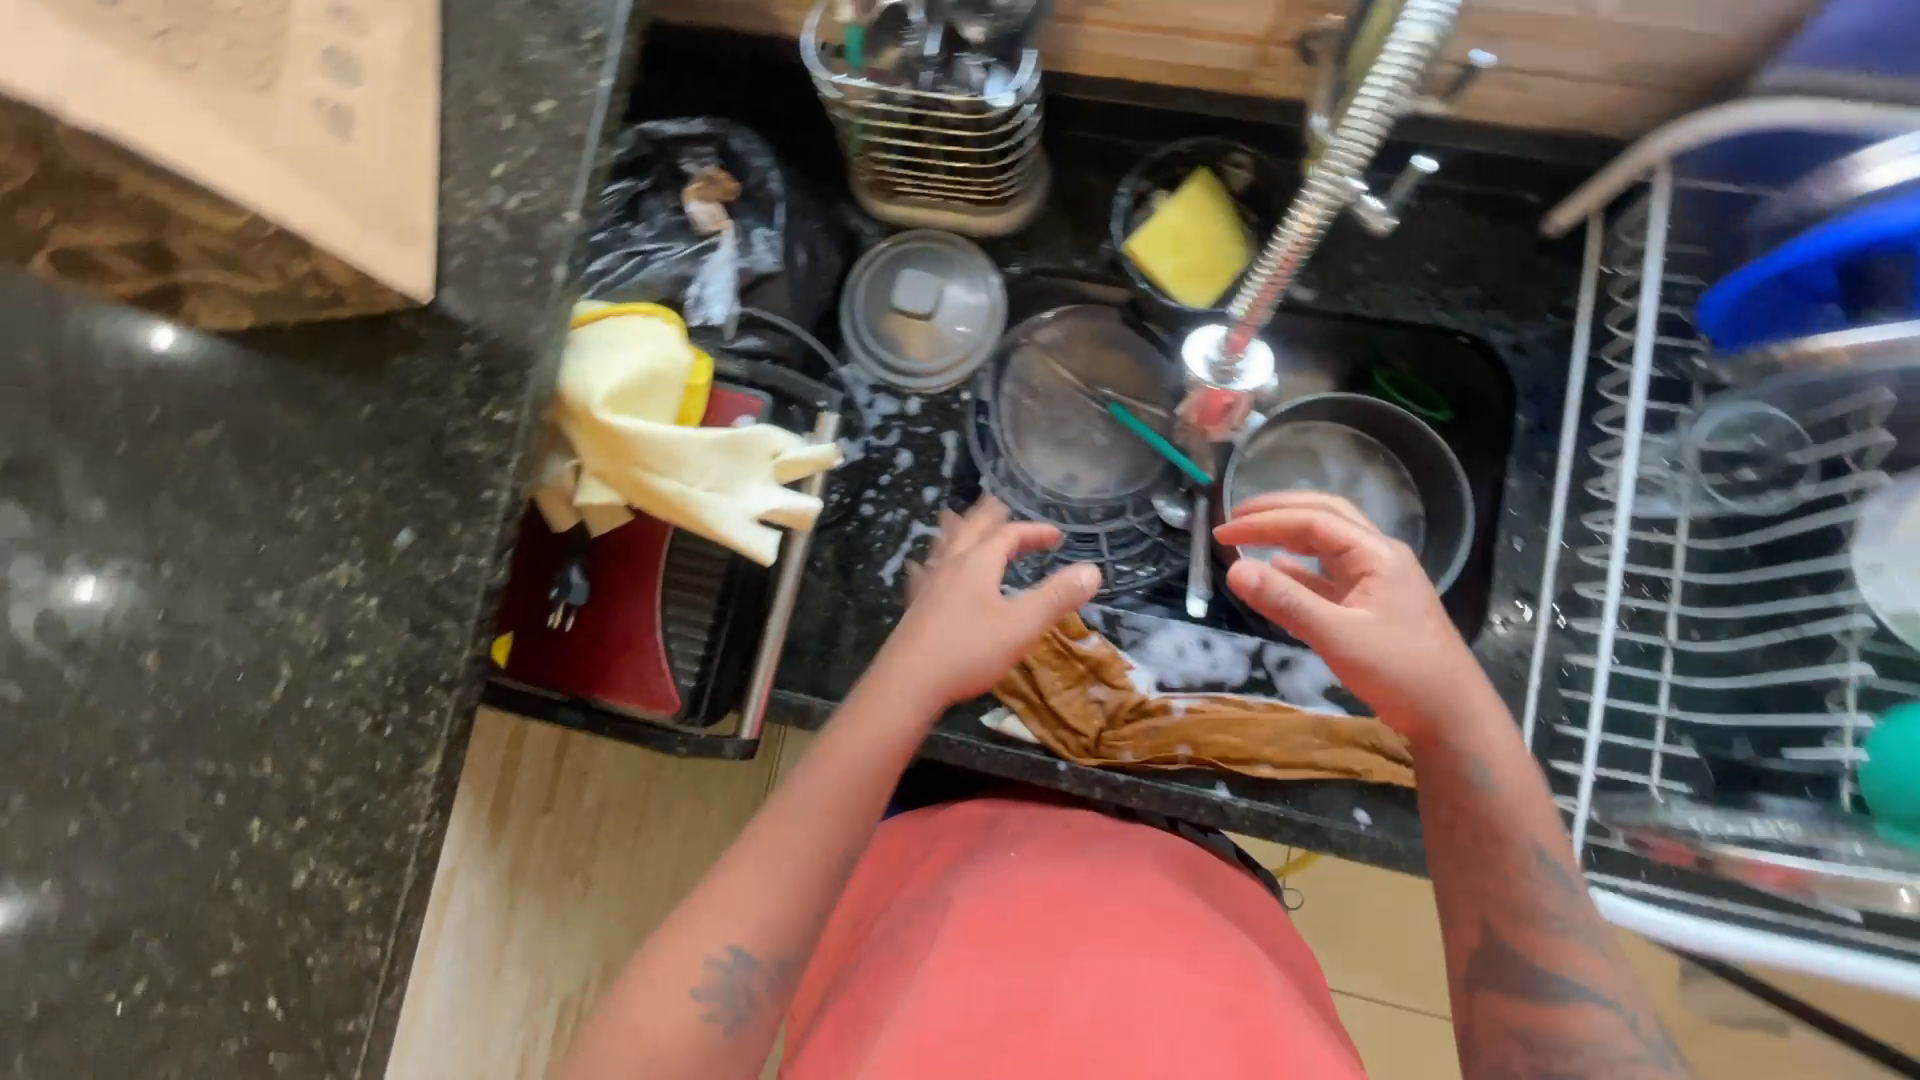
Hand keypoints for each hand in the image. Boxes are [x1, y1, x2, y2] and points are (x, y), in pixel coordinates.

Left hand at [869, 497, 1102, 711]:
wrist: (908, 683)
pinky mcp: (915, 609)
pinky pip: (924, 575)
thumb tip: (1093, 570)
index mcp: (978, 564)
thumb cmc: (969, 651)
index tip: (1057, 536)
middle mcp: (951, 567)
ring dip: (958, 532)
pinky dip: (931, 564)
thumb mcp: (1022, 625)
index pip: (1008, 535)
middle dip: (988, 518)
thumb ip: (1057, 597)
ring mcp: (929, 587)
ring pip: (944, 548)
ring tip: (957, 520)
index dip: (1034, 532)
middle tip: (998, 505)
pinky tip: (921, 569)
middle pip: (970, 531)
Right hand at [1212, 491, 1494, 738]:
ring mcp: (1376, 581)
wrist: (1450, 715)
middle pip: (1324, 517)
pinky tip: (1276, 569)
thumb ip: (1285, 601)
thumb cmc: (1400, 671)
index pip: (1312, 521)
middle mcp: (1377, 557)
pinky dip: (1298, 568)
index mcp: (1376, 554)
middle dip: (1278, 512)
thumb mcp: (1337, 635)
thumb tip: (1234, 570)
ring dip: (1287, 535)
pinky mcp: (1370, 605)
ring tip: (1249, 537)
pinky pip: (1328, 574)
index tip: (1223, 534)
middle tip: (1234, 518)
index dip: (1263, 523)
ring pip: (1327, 543)